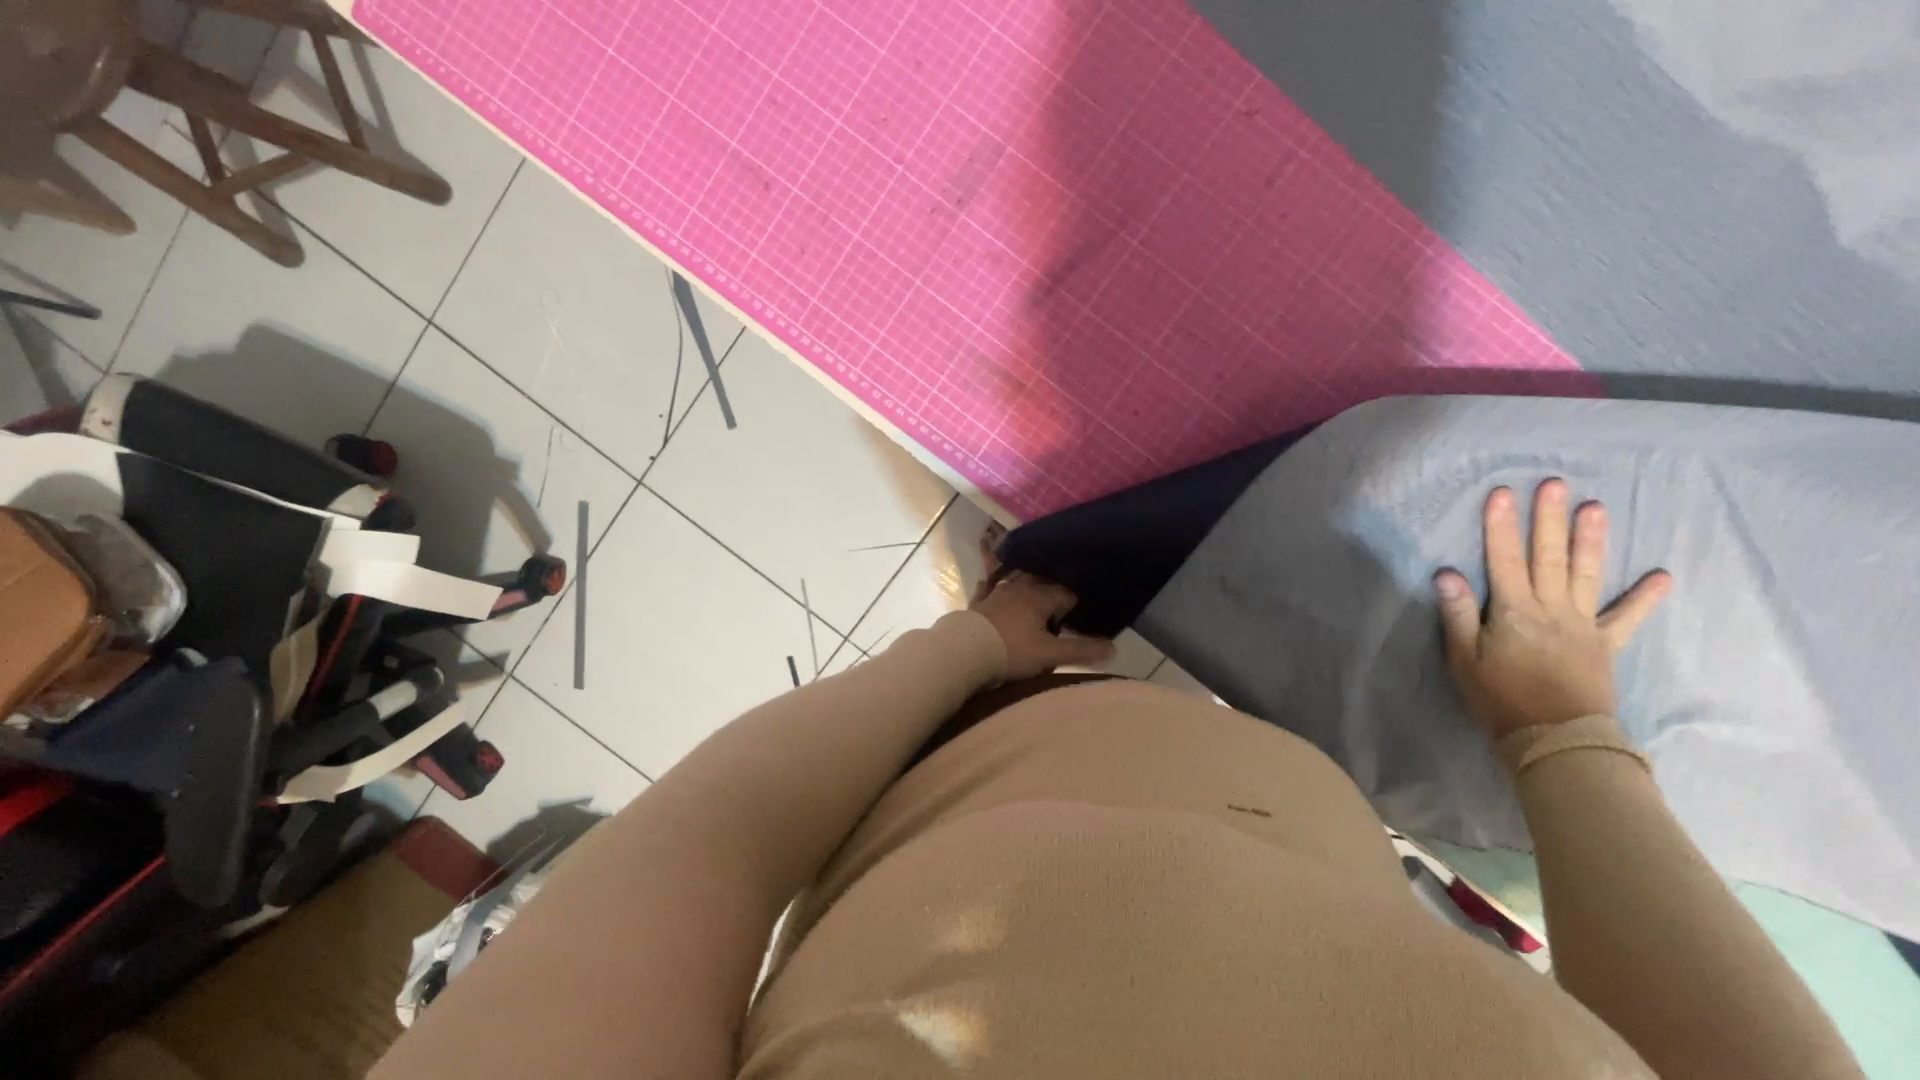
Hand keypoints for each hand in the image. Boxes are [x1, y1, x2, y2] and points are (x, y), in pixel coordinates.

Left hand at [970, 572, 1115, 680]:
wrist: (963, 651)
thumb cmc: (1011, 651)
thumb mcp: (1050, 655)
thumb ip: (1081, 651)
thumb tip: (1114, 649)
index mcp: (1040, 597)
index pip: (1065, 595)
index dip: (1074, 606)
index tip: (1078, 619)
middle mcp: (1018, 588)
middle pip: (1041, 584)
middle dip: (1050, 593)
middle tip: (1058, 609)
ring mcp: (995, 594)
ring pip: (1015, 583)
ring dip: (1025, 588)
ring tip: (1031, 597)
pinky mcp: (976, 604)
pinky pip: (986, 590)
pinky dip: (991, 588)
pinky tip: (988, 584)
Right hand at [1434, 480, 1671, 737]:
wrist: (1555, 738)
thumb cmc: (1500, 698)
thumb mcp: (1464, 659)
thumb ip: (1457, 615)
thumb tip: (1447, 573)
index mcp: (1513, 610)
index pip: (1504, 558)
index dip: (1501, 525)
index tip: (1503, 492)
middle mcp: (1550, 608)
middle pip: (1548, 556)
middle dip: (1549, 519)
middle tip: (1555, 484)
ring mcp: (1582, 624)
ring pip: (1586, 574)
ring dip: (1590, 540)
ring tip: (1596, 507)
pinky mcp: (1604, 644)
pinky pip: (1626, 618)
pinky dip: (1645, 598)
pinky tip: (1662, 576)